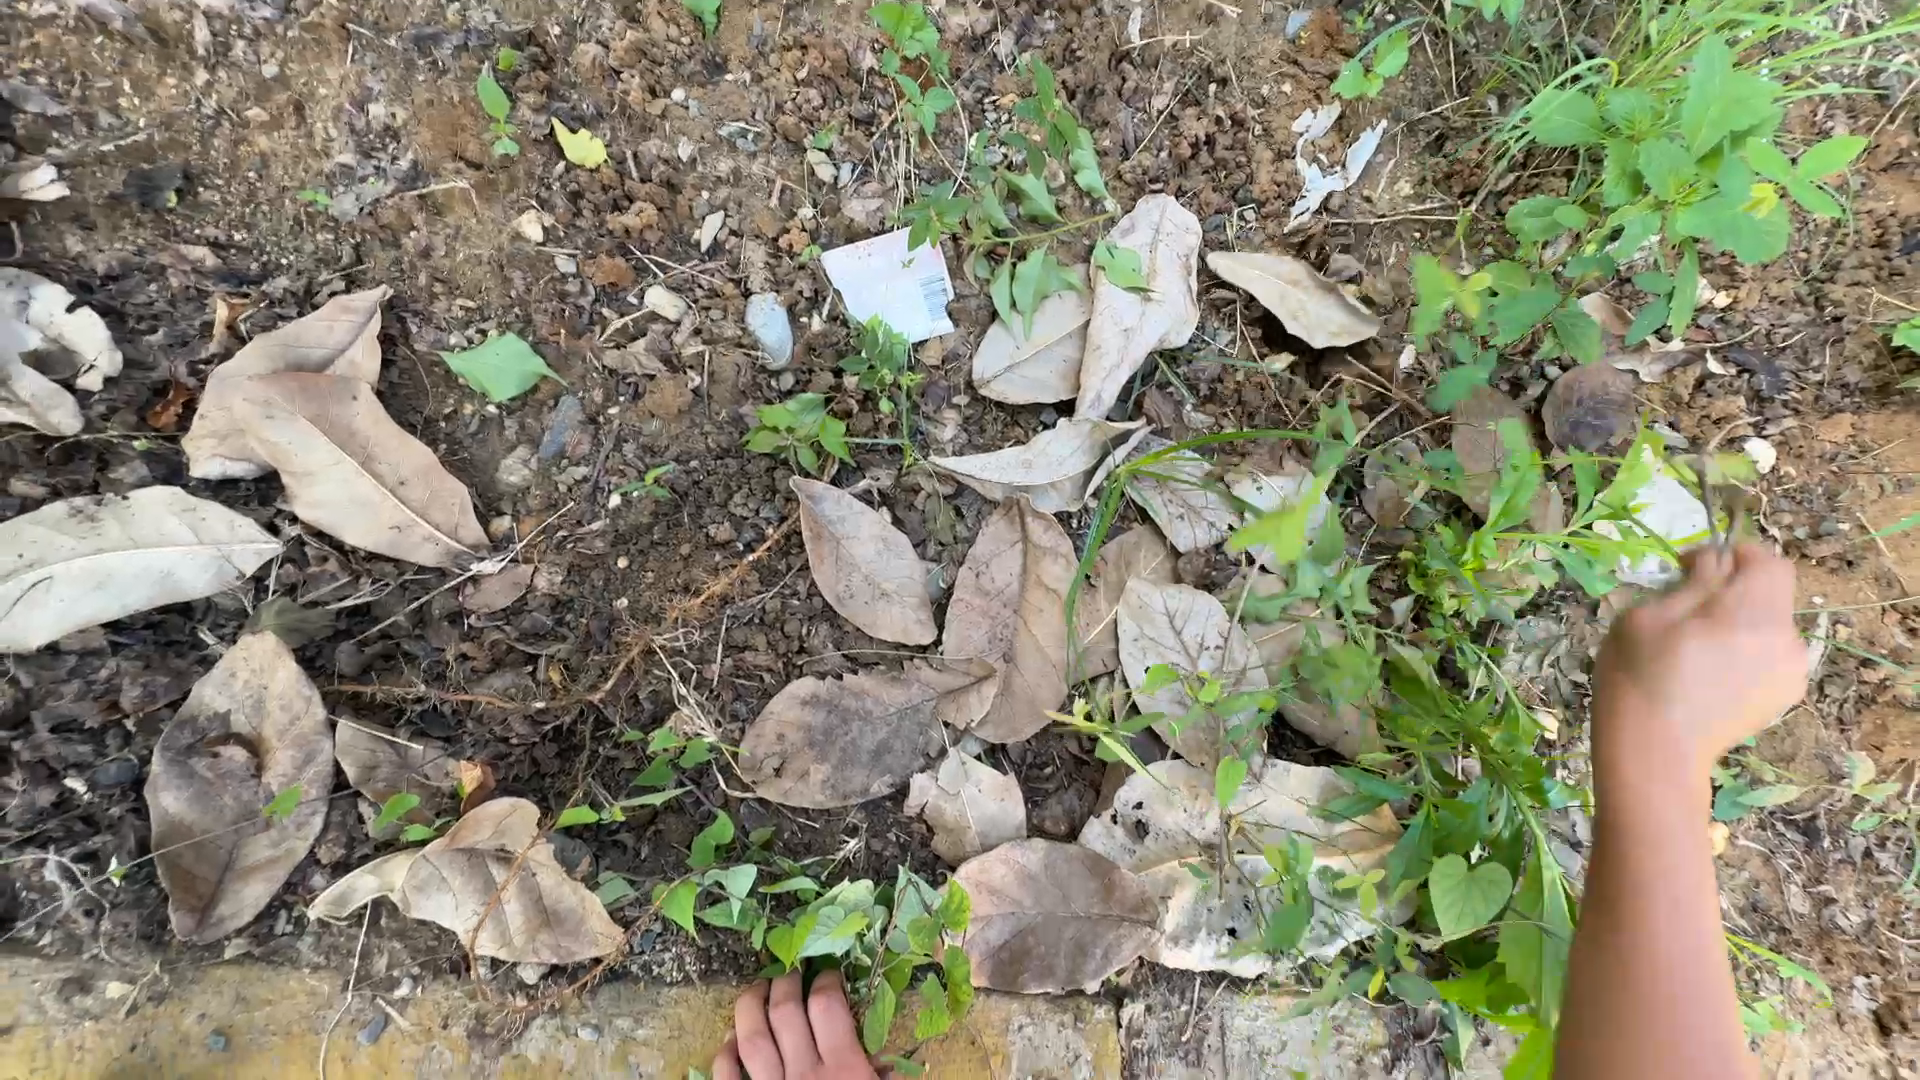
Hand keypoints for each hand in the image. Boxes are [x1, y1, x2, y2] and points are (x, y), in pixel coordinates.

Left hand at [714, 970, 878, 1079]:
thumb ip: (886, 1075)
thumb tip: (886, 1055)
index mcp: (843, 1067)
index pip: (826, 1004)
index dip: (825, 979)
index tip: (827, 973)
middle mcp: (804, 1074)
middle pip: (785, 1010)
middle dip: (785, 981)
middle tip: (790, 970)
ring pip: (752, 1038)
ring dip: (751, 1005)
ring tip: (759, 988)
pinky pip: (727, 1076)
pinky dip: (724, 1054)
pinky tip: (731, 1040)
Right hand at [1591, 543, 1804, 786]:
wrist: (1654, 745)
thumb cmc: (1635, 674)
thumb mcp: (1644, 617)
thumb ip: (1689, 584)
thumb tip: (1711, 560)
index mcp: (1748, 613)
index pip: (1767, 561)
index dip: (1733, 554)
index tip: (1691, 565)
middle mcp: (1784, 637)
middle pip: (1768, 593)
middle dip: (1728, 590)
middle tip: (1680, 607)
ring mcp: (1790, 668)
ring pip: (1766, 624)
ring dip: (1733, 621)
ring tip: (1690, 645)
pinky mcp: (1785, 691)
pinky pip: (1767, 653)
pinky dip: (1740, 649)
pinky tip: (1705, 670)